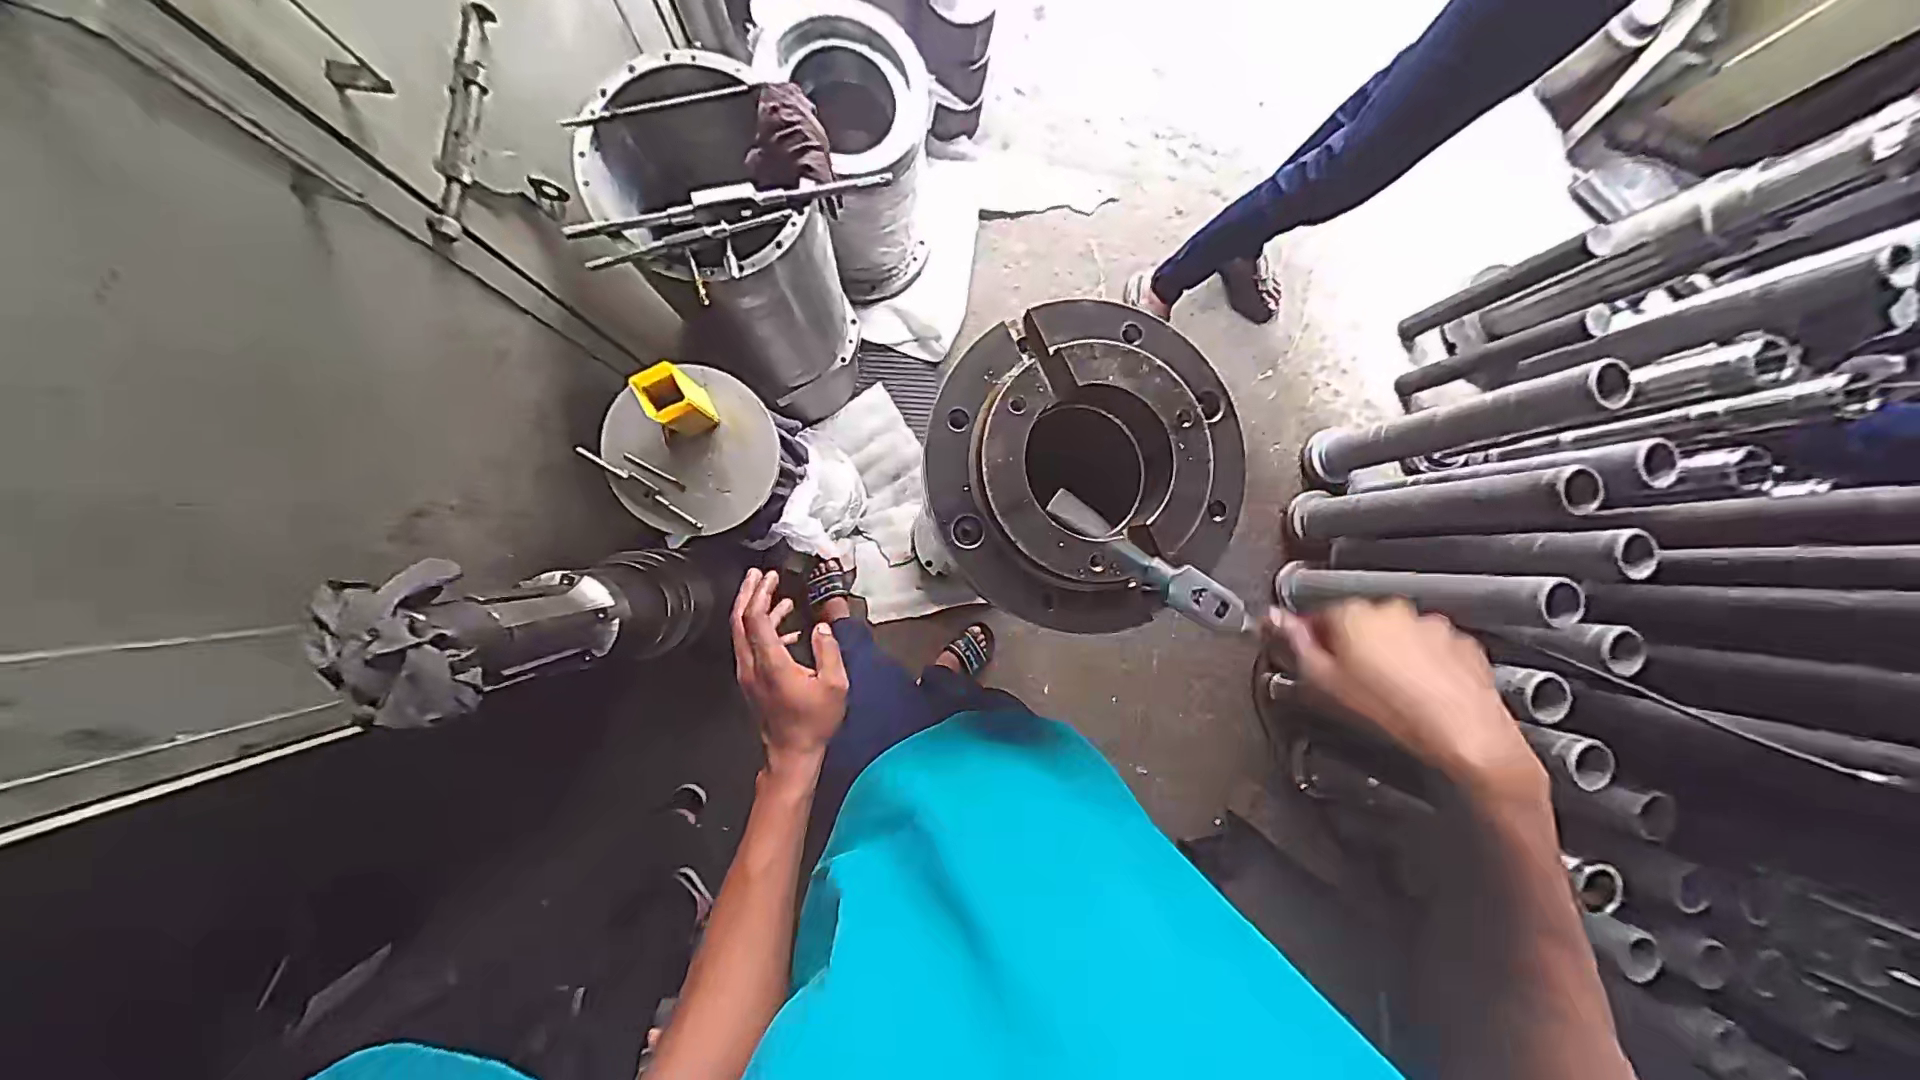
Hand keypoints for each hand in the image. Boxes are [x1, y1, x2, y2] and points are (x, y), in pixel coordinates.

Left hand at [730, 569, 848, 777]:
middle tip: (758, 575)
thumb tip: (822, 628)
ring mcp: (749, 675)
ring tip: (772, 594)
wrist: (792, 753)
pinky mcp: (752, 681)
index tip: (769, 577)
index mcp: (771, 663)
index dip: (760, 594)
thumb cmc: (813, 723)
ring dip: (755, 610)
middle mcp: (753, 666)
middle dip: (748, 593)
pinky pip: (750, 646)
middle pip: (740, 621)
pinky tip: (786, 628)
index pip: (756, 619)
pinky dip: (763, 629)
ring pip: (742, 633)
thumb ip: (829, 651)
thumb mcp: (834, 685)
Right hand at [1266, 599, 1544, 805]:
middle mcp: (1391, 611)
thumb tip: (1273, 620)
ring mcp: (1429, 626)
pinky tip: (1414, 694)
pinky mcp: (1459, 645)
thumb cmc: (1395, 714)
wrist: (1468, 737)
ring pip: (1393, 635)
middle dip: (1349, 647)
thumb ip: (1294, 644)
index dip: (1310, 640)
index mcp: (1352, 614)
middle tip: (1346, 683)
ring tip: (1384, 694)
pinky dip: (1419, 665)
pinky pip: (1428, 649)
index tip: (1310, 660)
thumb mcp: (1322, 682)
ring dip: (1385, 655)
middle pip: (1356, 623)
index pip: (1316, 615)